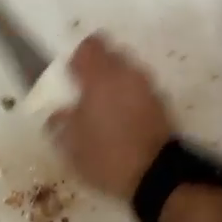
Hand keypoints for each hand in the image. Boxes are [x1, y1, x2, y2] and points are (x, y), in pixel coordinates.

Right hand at [47, 35, 175, 200]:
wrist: (157, 175)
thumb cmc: (106, 155)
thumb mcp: (70, 145)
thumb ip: (60, 123)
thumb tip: (58, 114)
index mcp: (100, 77)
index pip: (89, 46)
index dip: (78, 58)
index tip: (72, 77)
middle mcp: (127, 74)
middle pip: (112, 55)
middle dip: (99, 69)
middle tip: (87, 94)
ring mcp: (149, 88)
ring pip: (129, 74)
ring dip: (117, 85)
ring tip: (107, 111)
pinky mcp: (163, 105)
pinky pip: (142, 92)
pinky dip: (132, 100)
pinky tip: (124, 123)